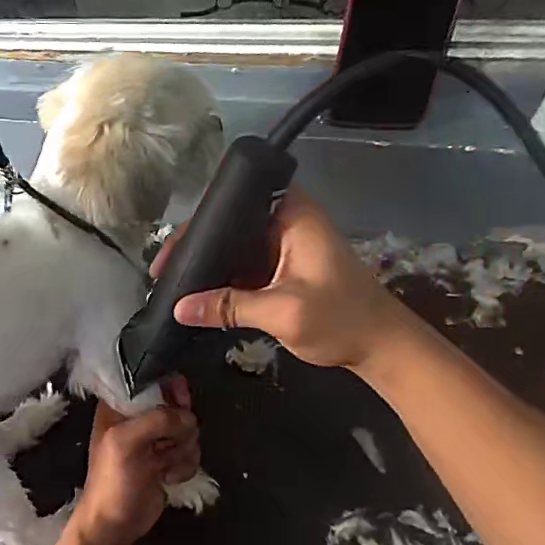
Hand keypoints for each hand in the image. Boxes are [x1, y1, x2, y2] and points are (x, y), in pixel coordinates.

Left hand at [68, 388, 199, 544]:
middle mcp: (140, 418)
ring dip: (183, 449)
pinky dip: (185, 465)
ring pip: (189, 429)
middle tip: (169, 441)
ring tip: (164, 465)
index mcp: (121, 405)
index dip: (170, 387)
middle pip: (178, 404)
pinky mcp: (169, 459)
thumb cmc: (113, 480)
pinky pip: (192, 451)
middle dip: (180, 425)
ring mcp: (156, 440)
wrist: (114, 525)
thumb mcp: (125, 442)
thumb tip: (188, 418)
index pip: (152, 379)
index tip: (180, 401)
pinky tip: (169, 478)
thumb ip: (157, 419)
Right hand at [156, 191, 415, 370]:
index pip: (236, 198)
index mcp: (293, 214)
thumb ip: (230, 306)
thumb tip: (178, 308)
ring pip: (237, 245)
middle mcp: (288, 220)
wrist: (381, 346)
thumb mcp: (283, 313)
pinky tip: (201, 290)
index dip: (201, 217)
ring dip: (211, 262)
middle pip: (231, 222)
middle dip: (198, 244)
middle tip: (163, 269)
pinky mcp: (286, 266)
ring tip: (173, 280)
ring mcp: (287, 244)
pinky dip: (227, 277)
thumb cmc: (341, 320)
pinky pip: (248, 263)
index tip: (172, 247)